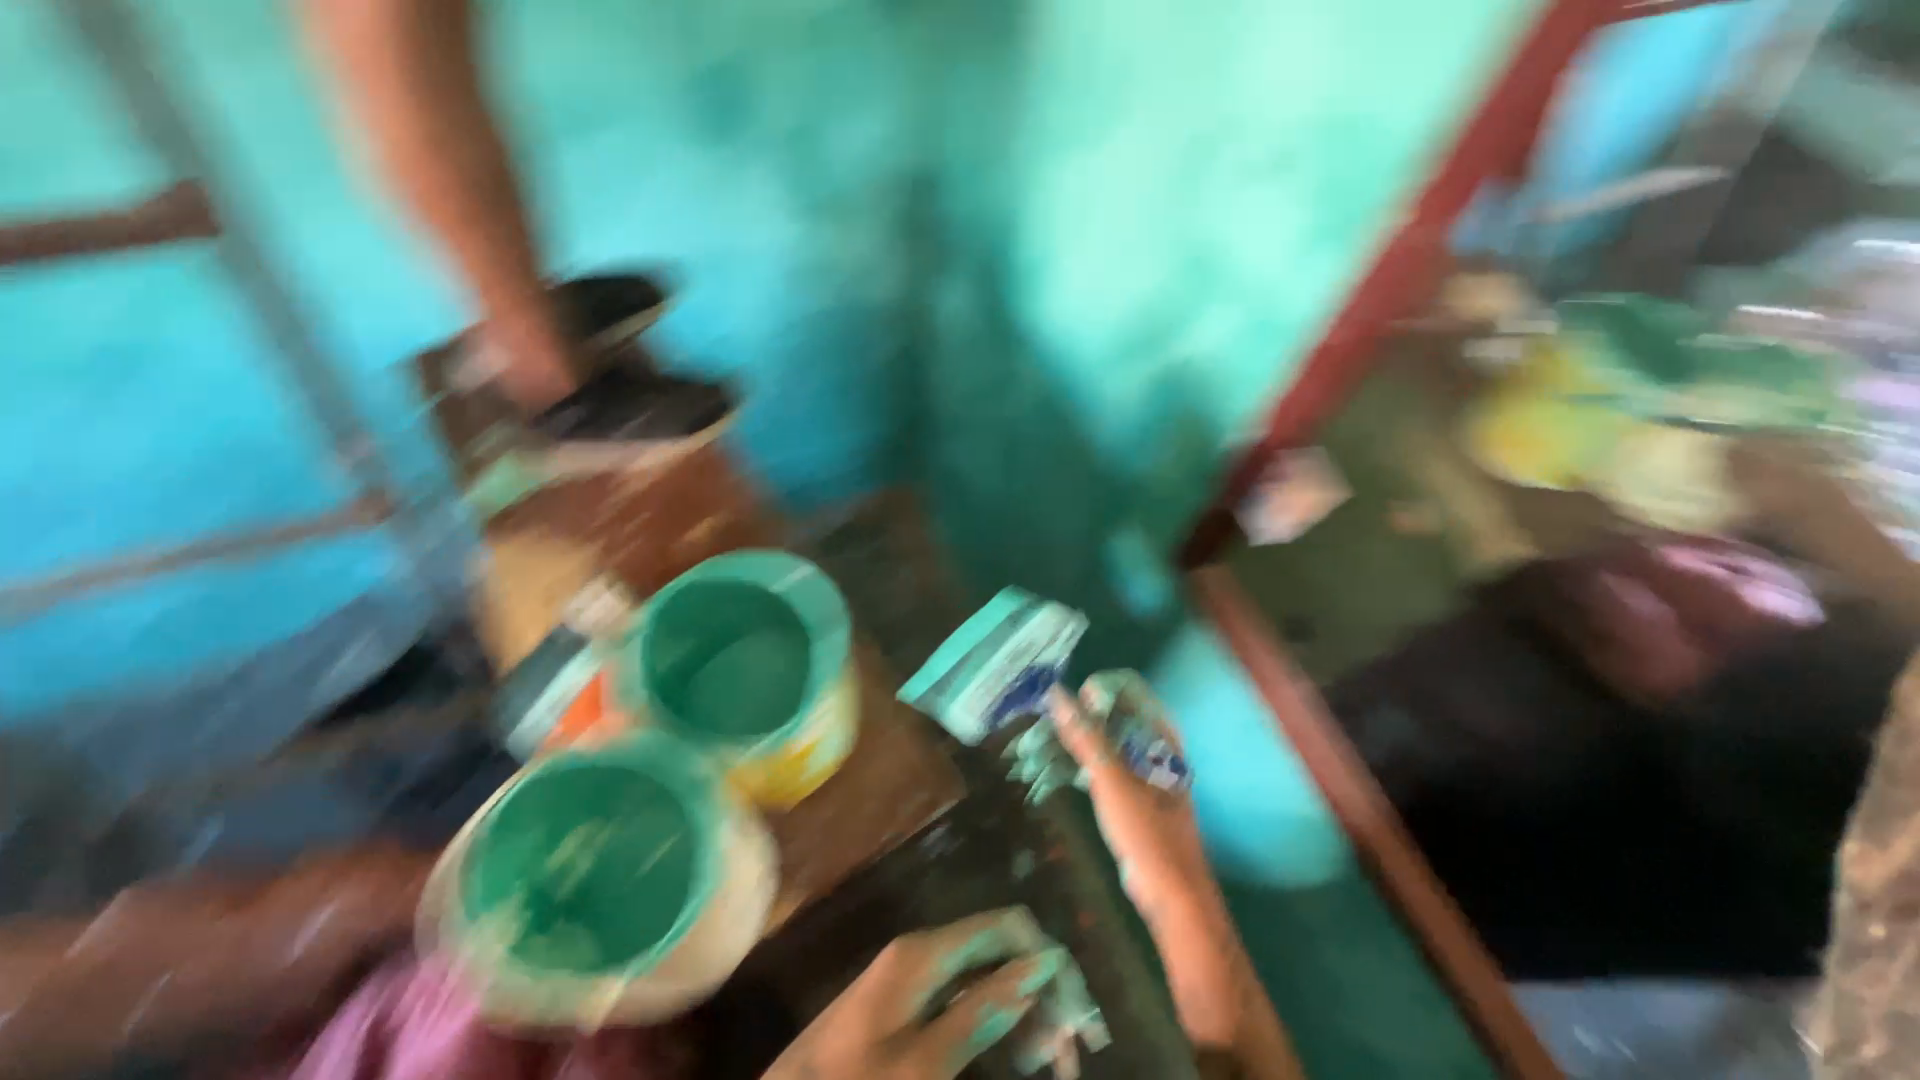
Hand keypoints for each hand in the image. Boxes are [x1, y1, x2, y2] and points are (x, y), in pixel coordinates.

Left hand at [762, 908, 1064, 1079]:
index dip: (1048, 959)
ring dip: (1024, 1011)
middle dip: (1041, 990)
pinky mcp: (911, 998)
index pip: (1008, 926)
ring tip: (1048, 1059)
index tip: (1076, 1011)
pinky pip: (967, 996)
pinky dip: (997, 1020)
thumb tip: (1041, 964)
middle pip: (1002, 950)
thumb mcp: (926, 1061)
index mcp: (926, 952)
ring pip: (988, 976)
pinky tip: (1015, 1052)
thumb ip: (984, 1010)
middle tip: (1070, 1047)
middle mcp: (925, 950)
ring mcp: (916, 973)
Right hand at [1047, 685, 1240, 1047]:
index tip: (1065, 696)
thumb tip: (1058, 694)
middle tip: (1047, 717)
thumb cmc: (1147, 833)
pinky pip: (1107, 770)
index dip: (1099, 689)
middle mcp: (1158, 752)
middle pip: (1118, 718)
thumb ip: (1086, 736)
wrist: (1172, 894)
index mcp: (1162, 740)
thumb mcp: (1112, 780)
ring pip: (1110, 745)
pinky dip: (1084, 766)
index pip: (1131, 692)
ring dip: (1080, 741)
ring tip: (1044, 741)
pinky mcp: (1136, 802)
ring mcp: (1148, 777)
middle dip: (1083, 715)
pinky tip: (1059, 772)